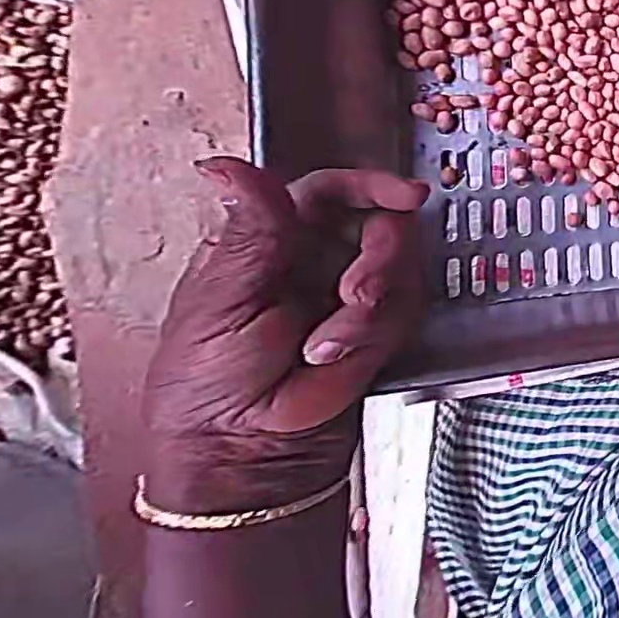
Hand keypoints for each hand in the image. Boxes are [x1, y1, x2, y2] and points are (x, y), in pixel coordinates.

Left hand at [142, 157, 428, 514]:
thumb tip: (224, 166)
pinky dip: (377, 332)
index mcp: (276, 239)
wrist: (247, 450)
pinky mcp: (387, 321)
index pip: (333, 191)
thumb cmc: (209, 379)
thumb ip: (249, 234)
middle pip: (384, 222)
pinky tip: (339, 357)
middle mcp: (324, 255)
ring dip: (373, 305)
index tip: (409, 195)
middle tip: (359, 292)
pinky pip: (408, 306)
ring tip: (328, 344)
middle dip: (383, 255)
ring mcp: (360, 287)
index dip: (373, 184)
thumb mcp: (221, 301)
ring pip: (403, 264)